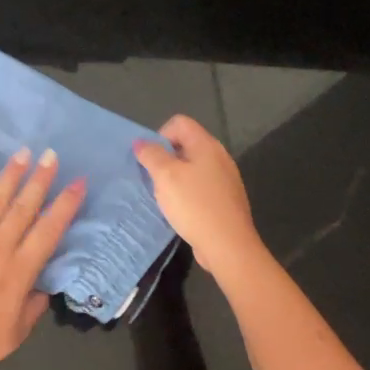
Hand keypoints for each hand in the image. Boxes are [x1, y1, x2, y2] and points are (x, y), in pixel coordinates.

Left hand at [0, 148, 85, 369]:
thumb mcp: (18, 333)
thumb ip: (34, 305)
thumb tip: (45, 285)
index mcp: (20, 271)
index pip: (49, 232)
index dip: (65, 206)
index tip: (78, 183)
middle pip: (24, 208)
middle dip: (40, 180)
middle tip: (51, 155)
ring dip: (10, 176)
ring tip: (23, 153)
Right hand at [134, 115, 263, 272]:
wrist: (228, 246)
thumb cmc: (194, 205)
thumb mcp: (165, 176)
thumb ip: (151, 155)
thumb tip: (141, 143)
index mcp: (207, 145)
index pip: (179, 123)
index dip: (160, 135)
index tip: (152, 159)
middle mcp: (219, 157)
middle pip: (186, 144)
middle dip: (166, 157)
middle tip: (155, 178)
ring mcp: (226, 179)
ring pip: (193, 166)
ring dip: (176, 176)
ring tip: (166, 196)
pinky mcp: (226, 199)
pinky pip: (201, 185)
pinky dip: (188, 191)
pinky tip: (182, 209)